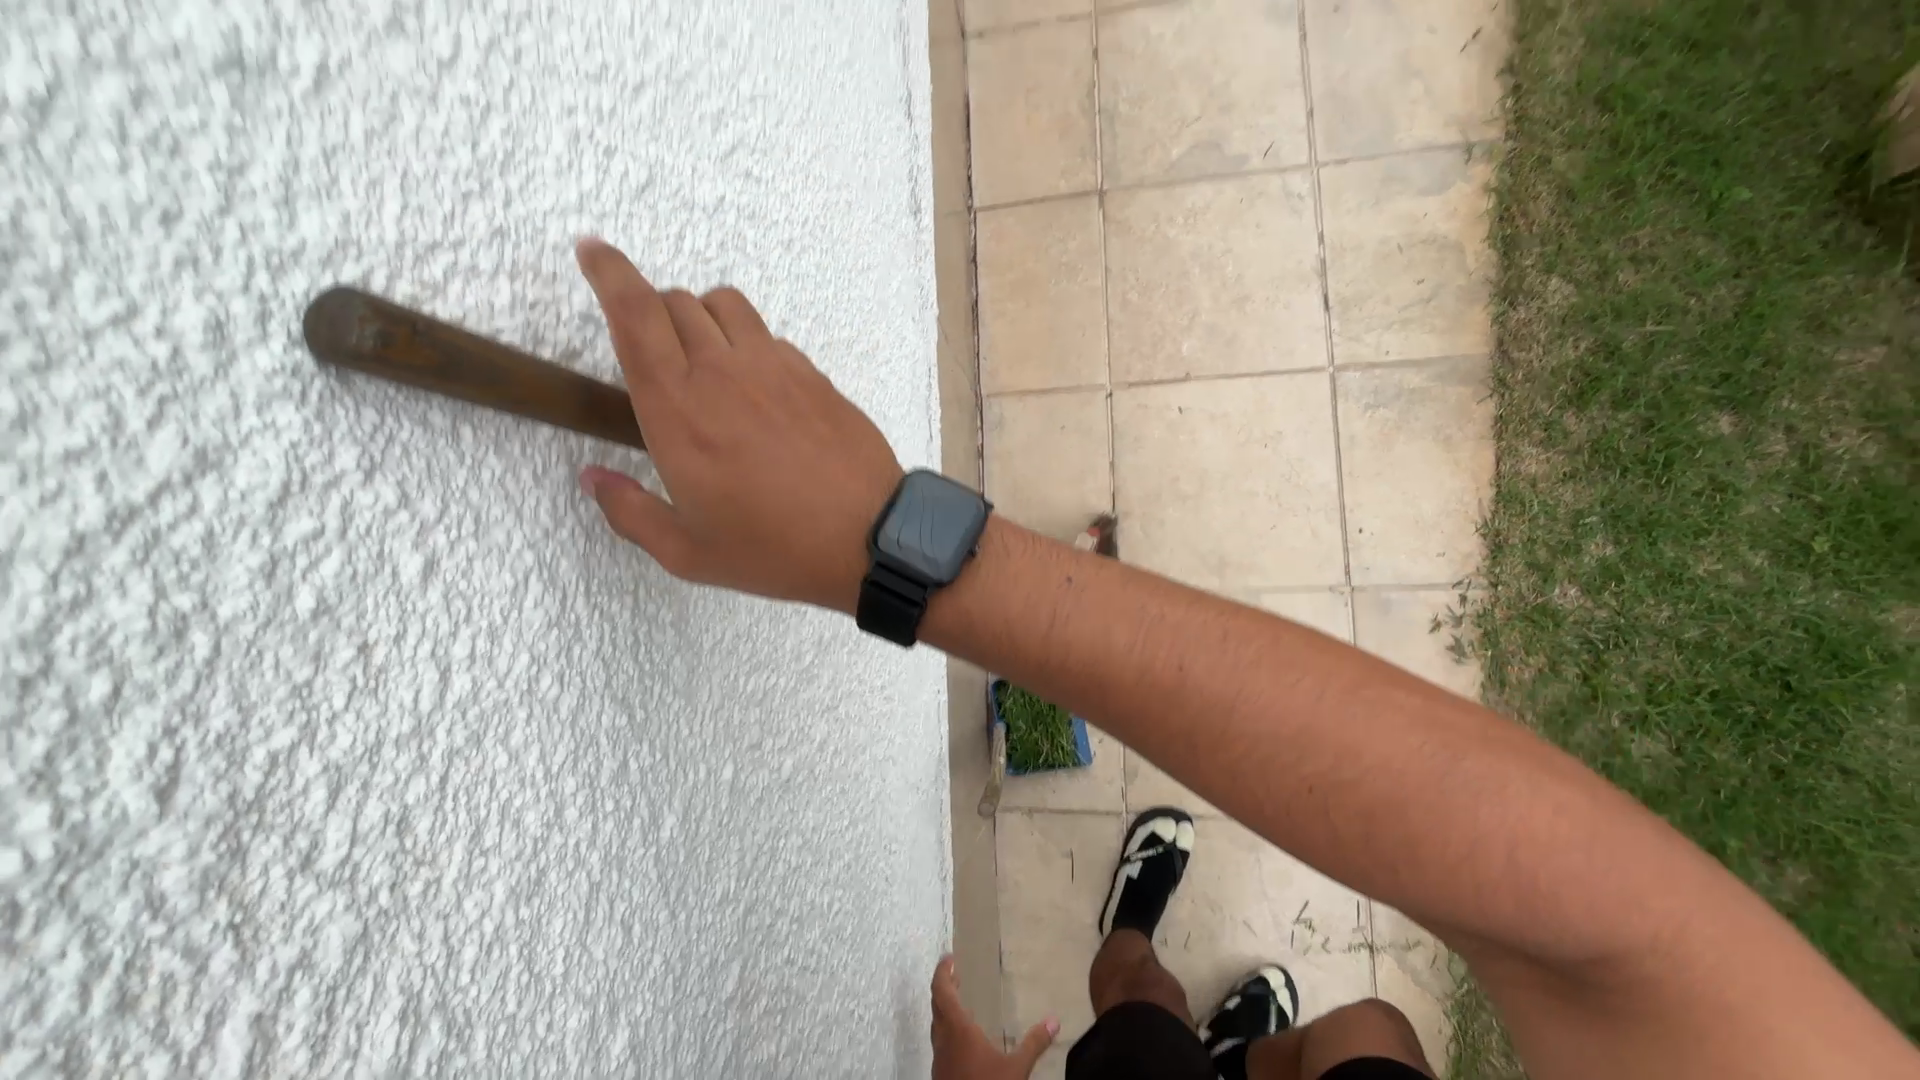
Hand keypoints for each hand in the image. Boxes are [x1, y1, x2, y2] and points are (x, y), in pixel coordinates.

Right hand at [573, 238, 904, 612]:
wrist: (867, 537)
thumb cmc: (773, 550)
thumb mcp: (688, 552)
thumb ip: (629, 512)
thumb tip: (592, 478)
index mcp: (677, 410)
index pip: (633, 313)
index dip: (607, 271)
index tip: (592, 250)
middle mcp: (722, 372)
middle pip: (676, 301)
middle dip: (651, 308)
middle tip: (651, 347)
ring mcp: (774, 367)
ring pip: (724, 305)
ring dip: (701, 316)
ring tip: (703, 359)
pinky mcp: (812, 373)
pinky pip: (767, 335)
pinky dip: (746, 343)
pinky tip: (756, 389)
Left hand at [931, 956, 1056, 1079]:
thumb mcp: (1017, 1069)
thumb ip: (1034, 1043)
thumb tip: (1054, 1020)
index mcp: (957, 1030)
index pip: (941, 991)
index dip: (942, 971)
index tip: (950, 957)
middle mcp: (943, 1040)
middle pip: (936, 1004)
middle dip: (944, 986)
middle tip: (957, 974)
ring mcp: (939, 1059)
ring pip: (936, 1024)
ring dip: (945, 1008)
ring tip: (961, 1002)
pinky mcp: (940, 1074)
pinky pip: (940, 1042)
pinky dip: (948, 1029)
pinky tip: (964, 1038)